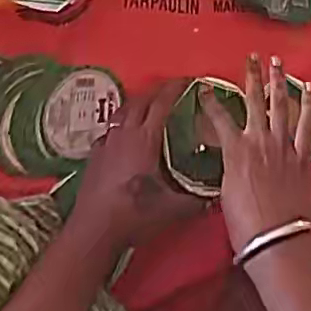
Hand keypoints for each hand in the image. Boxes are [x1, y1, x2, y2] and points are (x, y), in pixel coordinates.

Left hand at [71, 80, 206, 249]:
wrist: (94, 231)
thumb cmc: (134, 214)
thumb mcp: (171, 209)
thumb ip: (195, 201)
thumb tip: (216, 198)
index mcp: (146, 138)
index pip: (162, 103)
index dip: (174, 88)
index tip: (186, 80)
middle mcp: (125, 133)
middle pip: (141, 100)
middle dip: (156, 90)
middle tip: (169, 88)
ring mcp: (107, 143)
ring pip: (122, 111)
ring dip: (136, 103)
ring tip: (146, 104)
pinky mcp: (94, 156)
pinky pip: (109, 130)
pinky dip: (119, 124)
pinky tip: (121, 133)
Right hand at [199, 54, 310, 251]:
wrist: (277, 240)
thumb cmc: (245, 223)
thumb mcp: (226, 192)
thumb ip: (230, 166)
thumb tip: (231, 155)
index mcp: (236, 149)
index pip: (219, 118)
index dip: (210, 102)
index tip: (204, 87)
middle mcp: (260, 139)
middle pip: (254, 100)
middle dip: (252, 76)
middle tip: (253, 57)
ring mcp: (283, 145)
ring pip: (281, 104)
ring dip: (279, 81)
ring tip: (278, 62)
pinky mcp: (302, 154)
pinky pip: (306, 124)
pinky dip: (309, 105)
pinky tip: (310, 90)